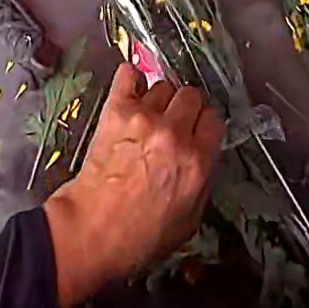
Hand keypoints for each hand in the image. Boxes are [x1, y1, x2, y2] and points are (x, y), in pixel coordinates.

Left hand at [42, 64, 223, 307]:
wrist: (94, 228)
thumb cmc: (141, 234)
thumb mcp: (190, 219)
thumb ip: (203, 179)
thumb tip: (204, 152)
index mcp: (196, 162)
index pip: (214, 119)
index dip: (206, 125)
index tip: (197, 130)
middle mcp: (174, 133)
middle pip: (192, 95)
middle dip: (186, 108)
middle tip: (174, 122)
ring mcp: (145, 117)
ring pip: (164, 85)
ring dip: (160, 99)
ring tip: (149, 115)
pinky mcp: (117, 108)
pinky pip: (129, 73)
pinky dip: (132, 79)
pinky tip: (132, 92)